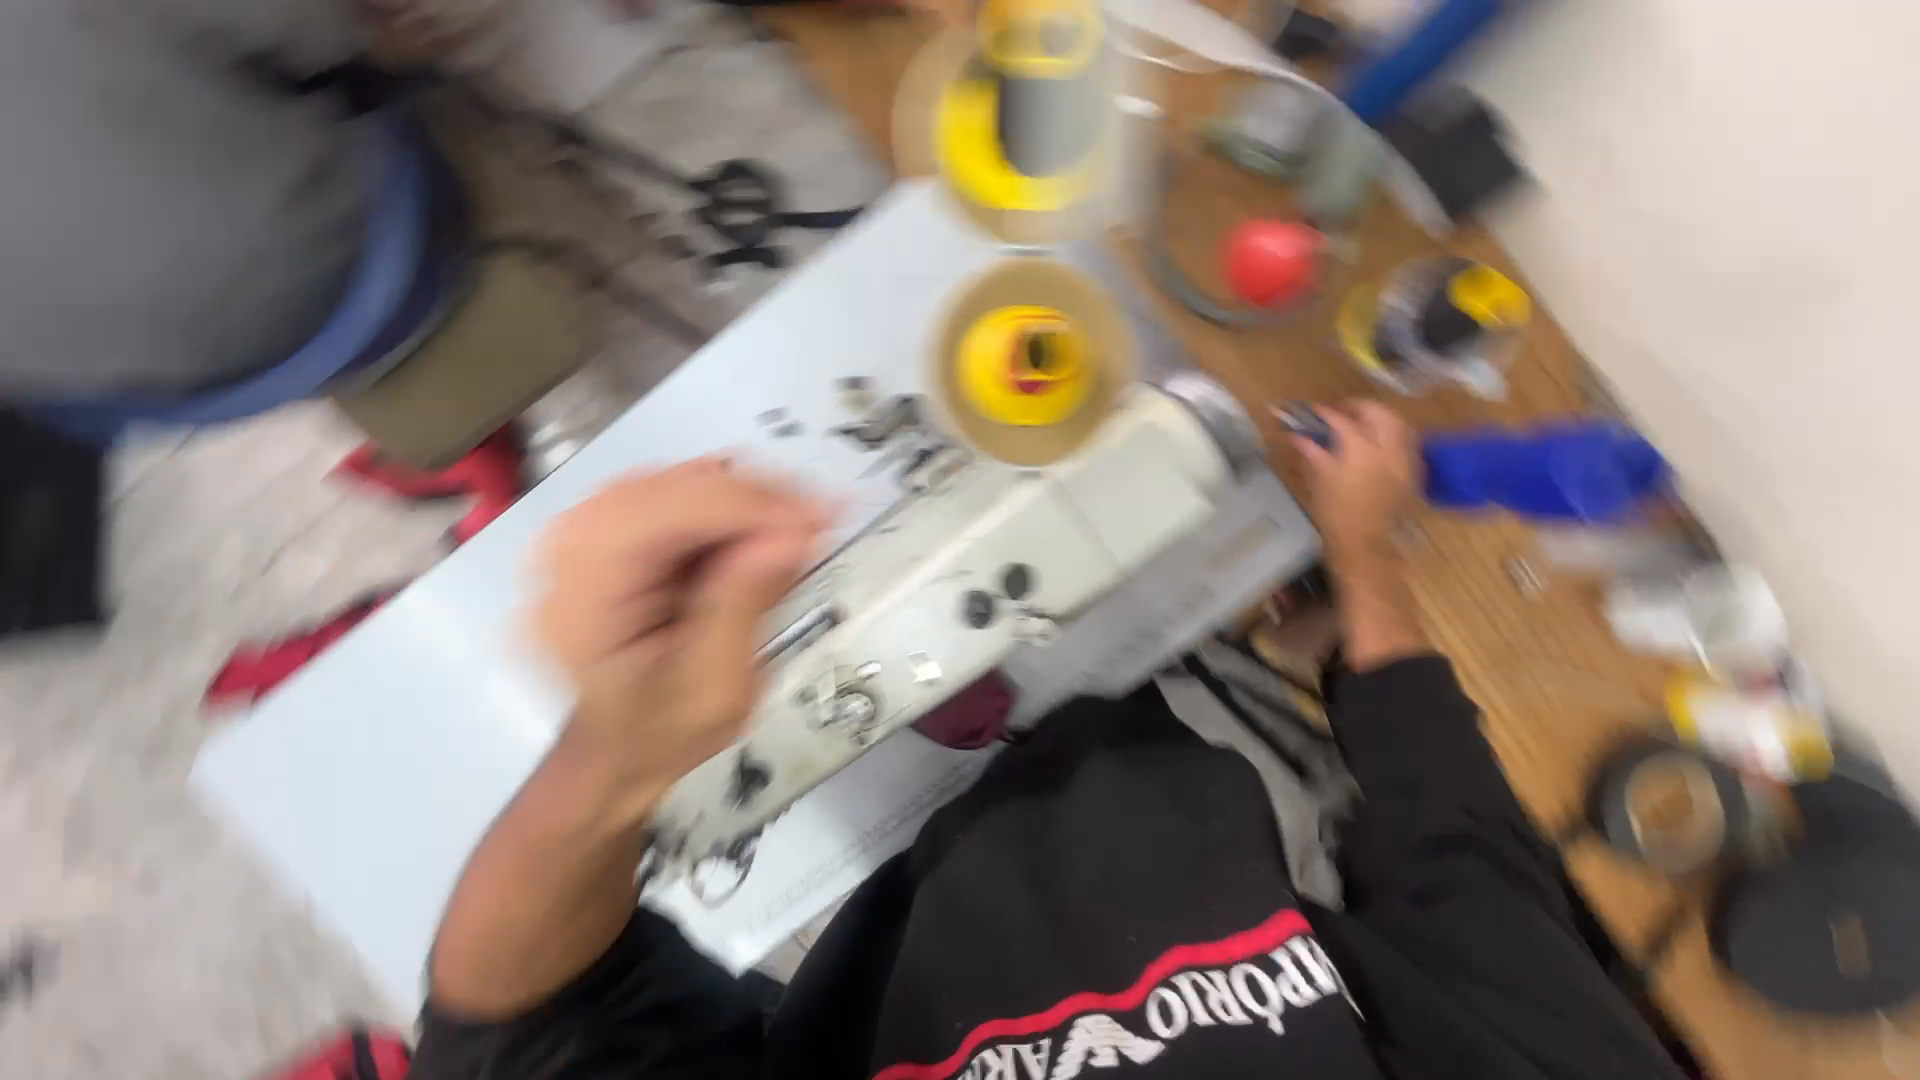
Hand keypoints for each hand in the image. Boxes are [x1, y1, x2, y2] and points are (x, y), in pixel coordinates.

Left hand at [532, 460, 828, 812]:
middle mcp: (568, 553)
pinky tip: (770, 528)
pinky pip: (680, 496)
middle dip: (750, 495)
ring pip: (676, 481)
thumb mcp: (714, 688)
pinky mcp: (618, 533)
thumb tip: (787, 536)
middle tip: (817, 518)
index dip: (739, 505)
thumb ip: (743, 607)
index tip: (812, 519)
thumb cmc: (662, 732)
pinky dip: (733, 506)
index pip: (654, 515)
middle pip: (665, 486)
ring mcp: (589, 537)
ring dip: (747, 497)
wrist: (624, 749)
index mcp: (578, 598)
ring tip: (802, 525)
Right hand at [1292, 401, 1420, 569]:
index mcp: (1360, 449)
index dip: (1325, 412)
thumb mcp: (1319, 480)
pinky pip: (1407, 442)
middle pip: (1379, 412)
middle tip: (1342, 411)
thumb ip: (1312, 452)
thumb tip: (1298, 436)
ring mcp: (1404, 458)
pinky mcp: (1412, 471)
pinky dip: (1393, 435)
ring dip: (1380, 418)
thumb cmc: (1335, 512)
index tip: (1314, 411)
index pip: (1342, 420)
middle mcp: (1387, 448)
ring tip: (1364, 423)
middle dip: (1359, 406)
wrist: (1364, 541)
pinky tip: (1380, 444)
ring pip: (1398, 423)